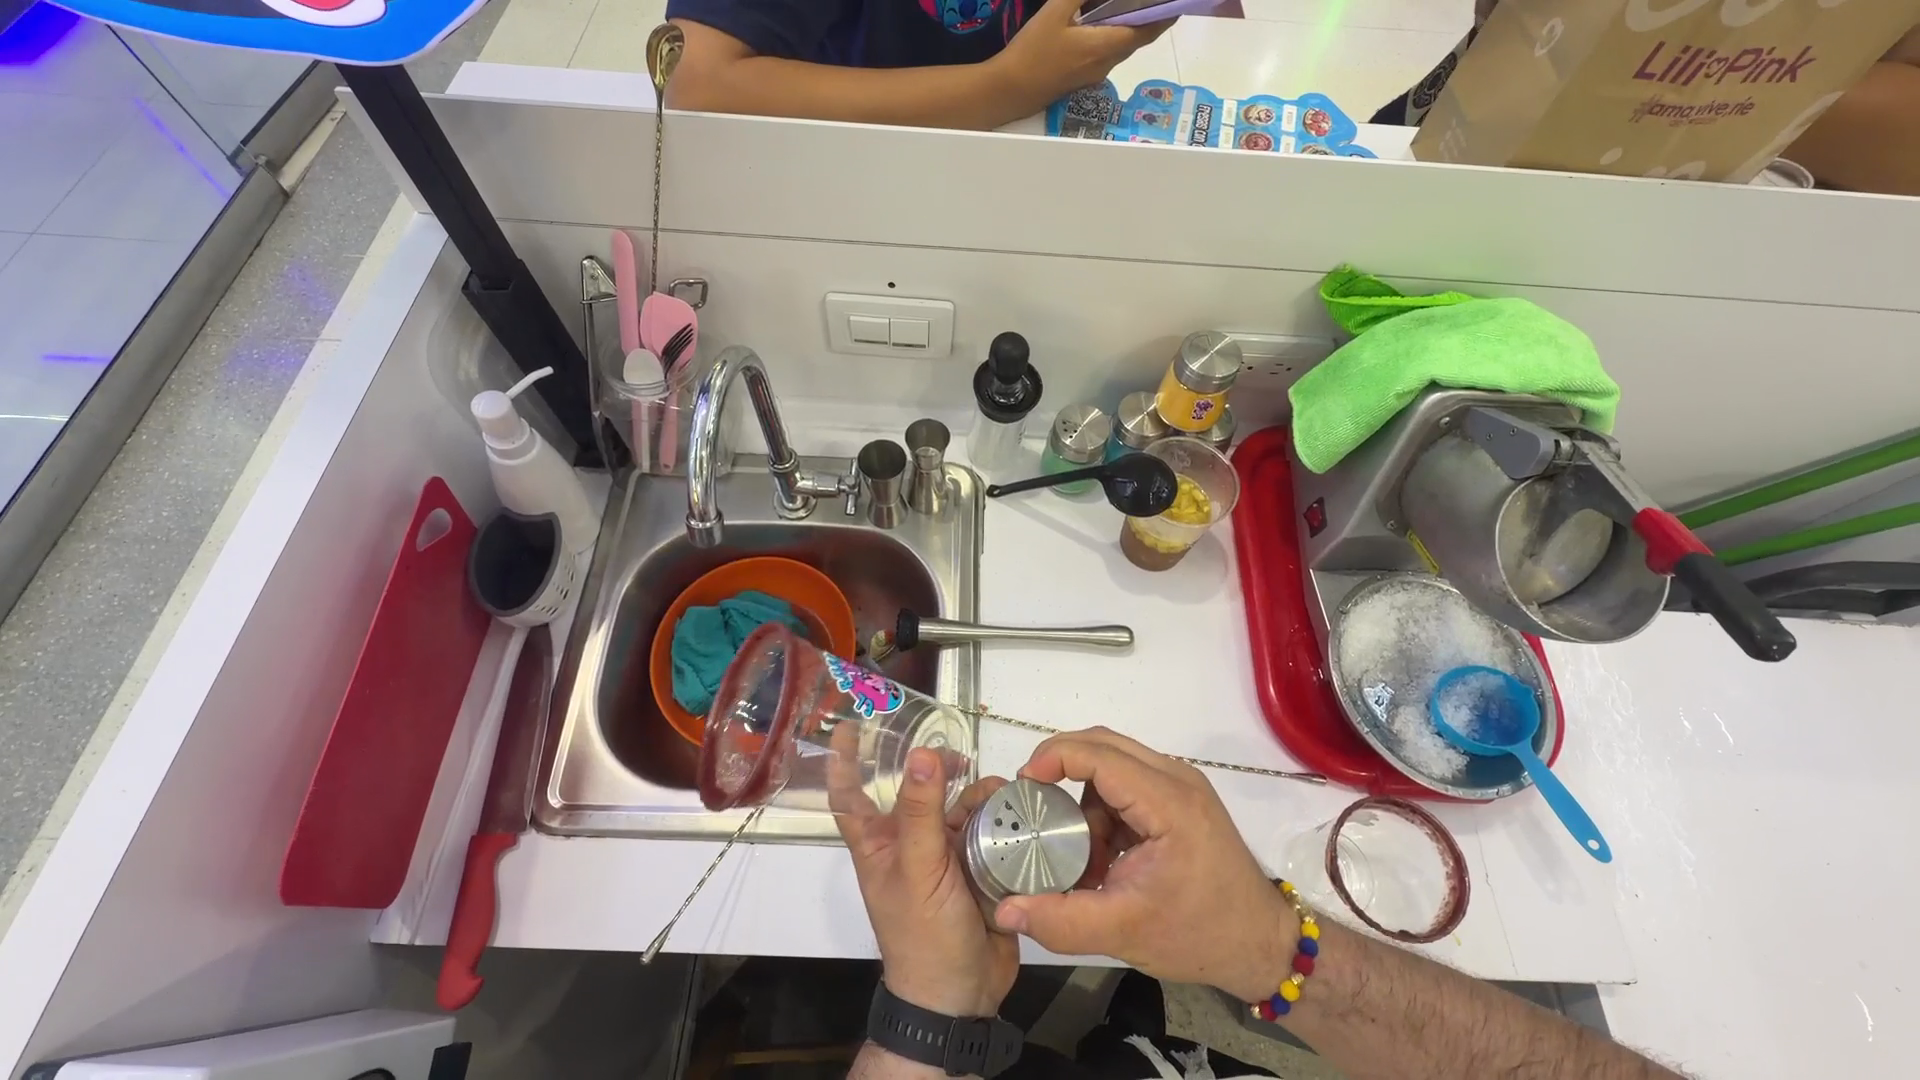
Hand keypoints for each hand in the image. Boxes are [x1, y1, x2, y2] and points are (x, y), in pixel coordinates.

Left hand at [838, 749, 1020, 1016]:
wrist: (962, 996)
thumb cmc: (923, 934)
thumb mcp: (918, 870)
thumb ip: (920, 812)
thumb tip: (921, 752)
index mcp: (879, 843)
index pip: (851, 793)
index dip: (846, 759)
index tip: (852, 724)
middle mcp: (910, 842)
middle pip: (916, 790)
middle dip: (935, 767)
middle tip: (959, 753)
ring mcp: (945, 853)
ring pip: (958, 804)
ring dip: (976, 792)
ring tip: (999, 790)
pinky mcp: (978, 865)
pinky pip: (987, 827)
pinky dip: (1000, 815)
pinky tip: (1017, 808)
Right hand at [992, 0, 1172, 104]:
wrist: (1010, 90)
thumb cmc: (1033, 51)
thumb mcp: (1056, 11)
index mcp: (1106, 47)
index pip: (1148, 31)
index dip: (1166, 15)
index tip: (1177, 2)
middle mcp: (1106, 64)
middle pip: (1137, 39)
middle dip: (1150, 17)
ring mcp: (1094, 74)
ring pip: (1121, 46)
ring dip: (1130, 27)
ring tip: (1131, 3)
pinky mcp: (1082, 78)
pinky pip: (1106, 53)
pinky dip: (1113, 35)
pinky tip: (1104, 21)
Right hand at [993, 729, 1297, 1002]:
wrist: (1262, 944)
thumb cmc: (1200, 934)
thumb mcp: (1124, 932)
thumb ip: (1061, 920)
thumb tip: (1004, 909)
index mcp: (1168, 802)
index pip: (1099, 754)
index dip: (1054, 759)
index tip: (1022, 787)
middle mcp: (1176, 778)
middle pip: (1103, 745)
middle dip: (1061, 768)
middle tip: (1031, 804)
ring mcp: (1180, 786)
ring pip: (1113, 762)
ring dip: (1083, 796)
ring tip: (1077, 850)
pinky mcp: (1179, 799)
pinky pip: (1127, 782)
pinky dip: (1102, 808)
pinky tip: (1101, 854)